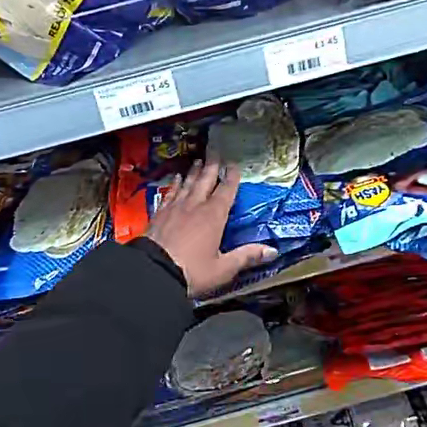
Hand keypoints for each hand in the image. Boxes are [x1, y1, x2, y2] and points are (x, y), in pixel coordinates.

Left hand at [142, 161, 277, 296]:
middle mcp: (195, 206)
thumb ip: (246, 256)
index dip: (231, 177)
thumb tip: (272, 251)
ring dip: (194, 172)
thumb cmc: (192, 272)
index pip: (226, 191)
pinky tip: (176, 179)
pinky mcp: (160, 214)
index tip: (234, 166)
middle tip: (216, 153)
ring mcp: (175, 208)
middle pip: (205, 181)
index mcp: (213, 217)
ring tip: (197, 161)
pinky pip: (170, 193)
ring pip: (187, 184)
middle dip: (212, 167)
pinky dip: (175, 184)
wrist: (153, 272)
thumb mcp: (223, 268)